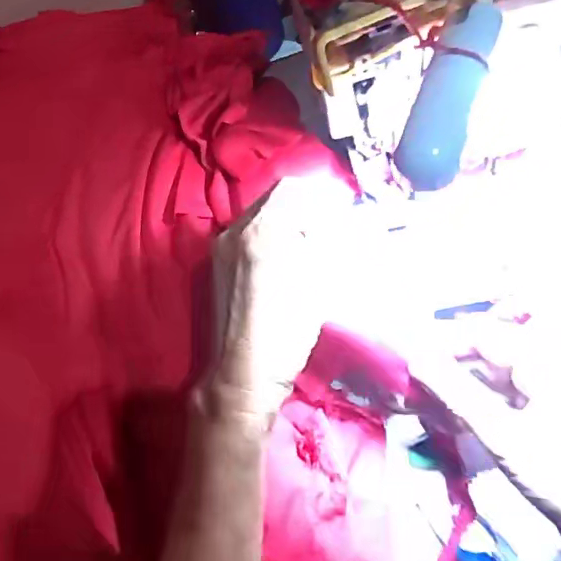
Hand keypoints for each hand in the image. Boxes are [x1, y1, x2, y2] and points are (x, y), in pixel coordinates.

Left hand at [204, 174, 348, 425]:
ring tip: (312, 242)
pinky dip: (270, 236)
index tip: (343, 206)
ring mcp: (220, 247)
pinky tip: (288, 258)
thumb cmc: (286, 332)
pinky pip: (247, 235)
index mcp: (261, 230)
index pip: (292, 189)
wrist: (242, 372)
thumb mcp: (321, 283)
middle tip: (331, 224)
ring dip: (287, 220)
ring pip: (259, 216)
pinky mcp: (217, 264)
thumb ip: (330, 242)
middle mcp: (233, 230)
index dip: (322, 193)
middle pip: (273, 199)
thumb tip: (344, 220)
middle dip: (304, 205)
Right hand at [411, 309, 560, 560]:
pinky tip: (473, 410)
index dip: (442, 344)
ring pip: (509, 366)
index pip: (483, 333)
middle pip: (497, 345)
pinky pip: (525, 385)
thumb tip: (413, 355)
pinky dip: (494, 392)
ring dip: (472, 377)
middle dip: (455, 358)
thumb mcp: (501, 435)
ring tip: (440, 397)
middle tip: (421, 381)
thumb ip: (454, 389)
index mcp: (556, 361)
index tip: (410, 364)